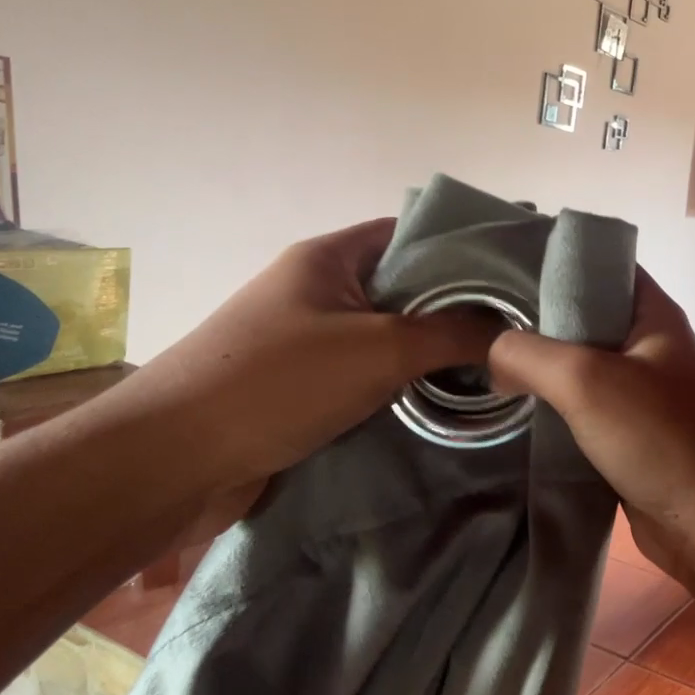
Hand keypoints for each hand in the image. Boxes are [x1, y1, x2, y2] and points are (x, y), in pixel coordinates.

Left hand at [90, 219, 505, 515]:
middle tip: (522, 326)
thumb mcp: (383, 348)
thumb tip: (514, 334)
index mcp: (329, 258)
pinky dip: (410, 383)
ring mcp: (312, 341)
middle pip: (407, 287)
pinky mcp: (308, 386)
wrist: (173, 460)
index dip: (465, 248)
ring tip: (500, 364)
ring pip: (394, 335)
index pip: (411, 234)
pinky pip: (375, 373)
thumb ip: (455, 334)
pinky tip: (450, 398)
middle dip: (461, 307)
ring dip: (437, 352)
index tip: (517, 273)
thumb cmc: (278, 382)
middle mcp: (321, 291)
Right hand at [488, 271, 694, 578]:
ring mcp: (642, 393)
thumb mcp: (586, 380)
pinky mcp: (631, 435)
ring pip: (580, 368)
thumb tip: (493, 355)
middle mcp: (650, 346)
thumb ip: (529, 354)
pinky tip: (512, 412)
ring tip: (478, 364)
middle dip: (534, 320)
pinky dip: (553, 410)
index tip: (494, 268)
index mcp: (654, 314)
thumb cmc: (660, 437)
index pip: (600, 267)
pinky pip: (583, 410)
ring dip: (540, 371)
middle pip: (584, 318)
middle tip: (472, 322)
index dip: (552, 260)